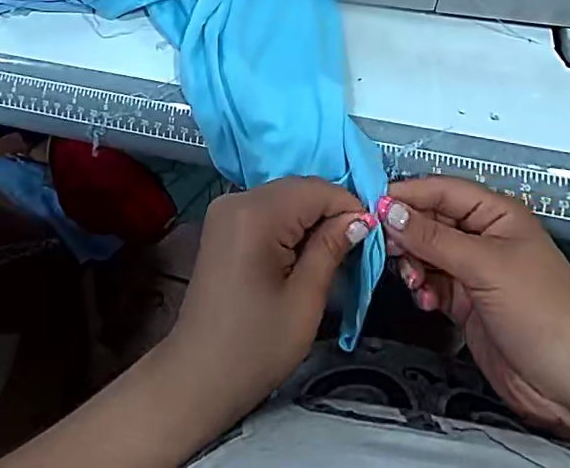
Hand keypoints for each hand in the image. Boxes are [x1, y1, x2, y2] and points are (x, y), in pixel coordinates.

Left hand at [165, 176, 369, 418]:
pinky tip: (304, 250)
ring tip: (335, 250)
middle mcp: (237, 199)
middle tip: (358, 244)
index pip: (316, 189)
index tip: (373, 235)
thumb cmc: (254, 348)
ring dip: (313, 217)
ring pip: (286, 196)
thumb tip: (361, 218)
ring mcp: (226, 208)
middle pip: (299, 189)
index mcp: (255, 213)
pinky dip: (291, 223)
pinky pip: (268, 208)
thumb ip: (331, 249)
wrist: (196, 380)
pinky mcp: (223, 223)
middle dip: (331, 211)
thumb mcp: (304, 301)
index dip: (349, 207)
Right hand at [381, 176, 569, 443]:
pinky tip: (426, 299)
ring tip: (413, 280)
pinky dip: (422, 288)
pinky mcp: (467, 301)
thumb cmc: (550, 318)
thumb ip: (435, 238)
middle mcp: (485, 236)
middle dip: (407, 233)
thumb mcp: (486, 267)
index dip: (408, 195)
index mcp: (498, 213)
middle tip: (384, 245)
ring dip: (413, 264)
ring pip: (427, 252)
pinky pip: (431, 282)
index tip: (375, 204)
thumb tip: (393, 211)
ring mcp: (476, 270)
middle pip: (431, 220)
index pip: (443, 190)